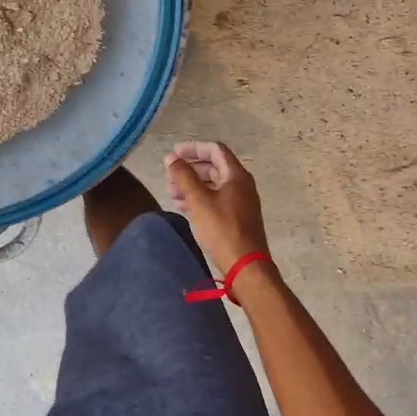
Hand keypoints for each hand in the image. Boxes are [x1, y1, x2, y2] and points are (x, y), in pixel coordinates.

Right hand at [164, 140, 270, 269]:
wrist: (246, 267)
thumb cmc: (222, 229)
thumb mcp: (198, 200)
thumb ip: (183, 175)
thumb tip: (171, 157)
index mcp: (236, 175)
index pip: (215, 149)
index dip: (193, 148)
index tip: (174, 154)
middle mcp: (241, 185)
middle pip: (213, 167)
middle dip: (190, 170)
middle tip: (170, 178)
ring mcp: (241, 202)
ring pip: (213, 185)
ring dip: (192, 186)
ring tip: (172, 194)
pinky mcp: (237, 218)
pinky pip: (216, 200)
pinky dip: (199, 199)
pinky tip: (184, 208)